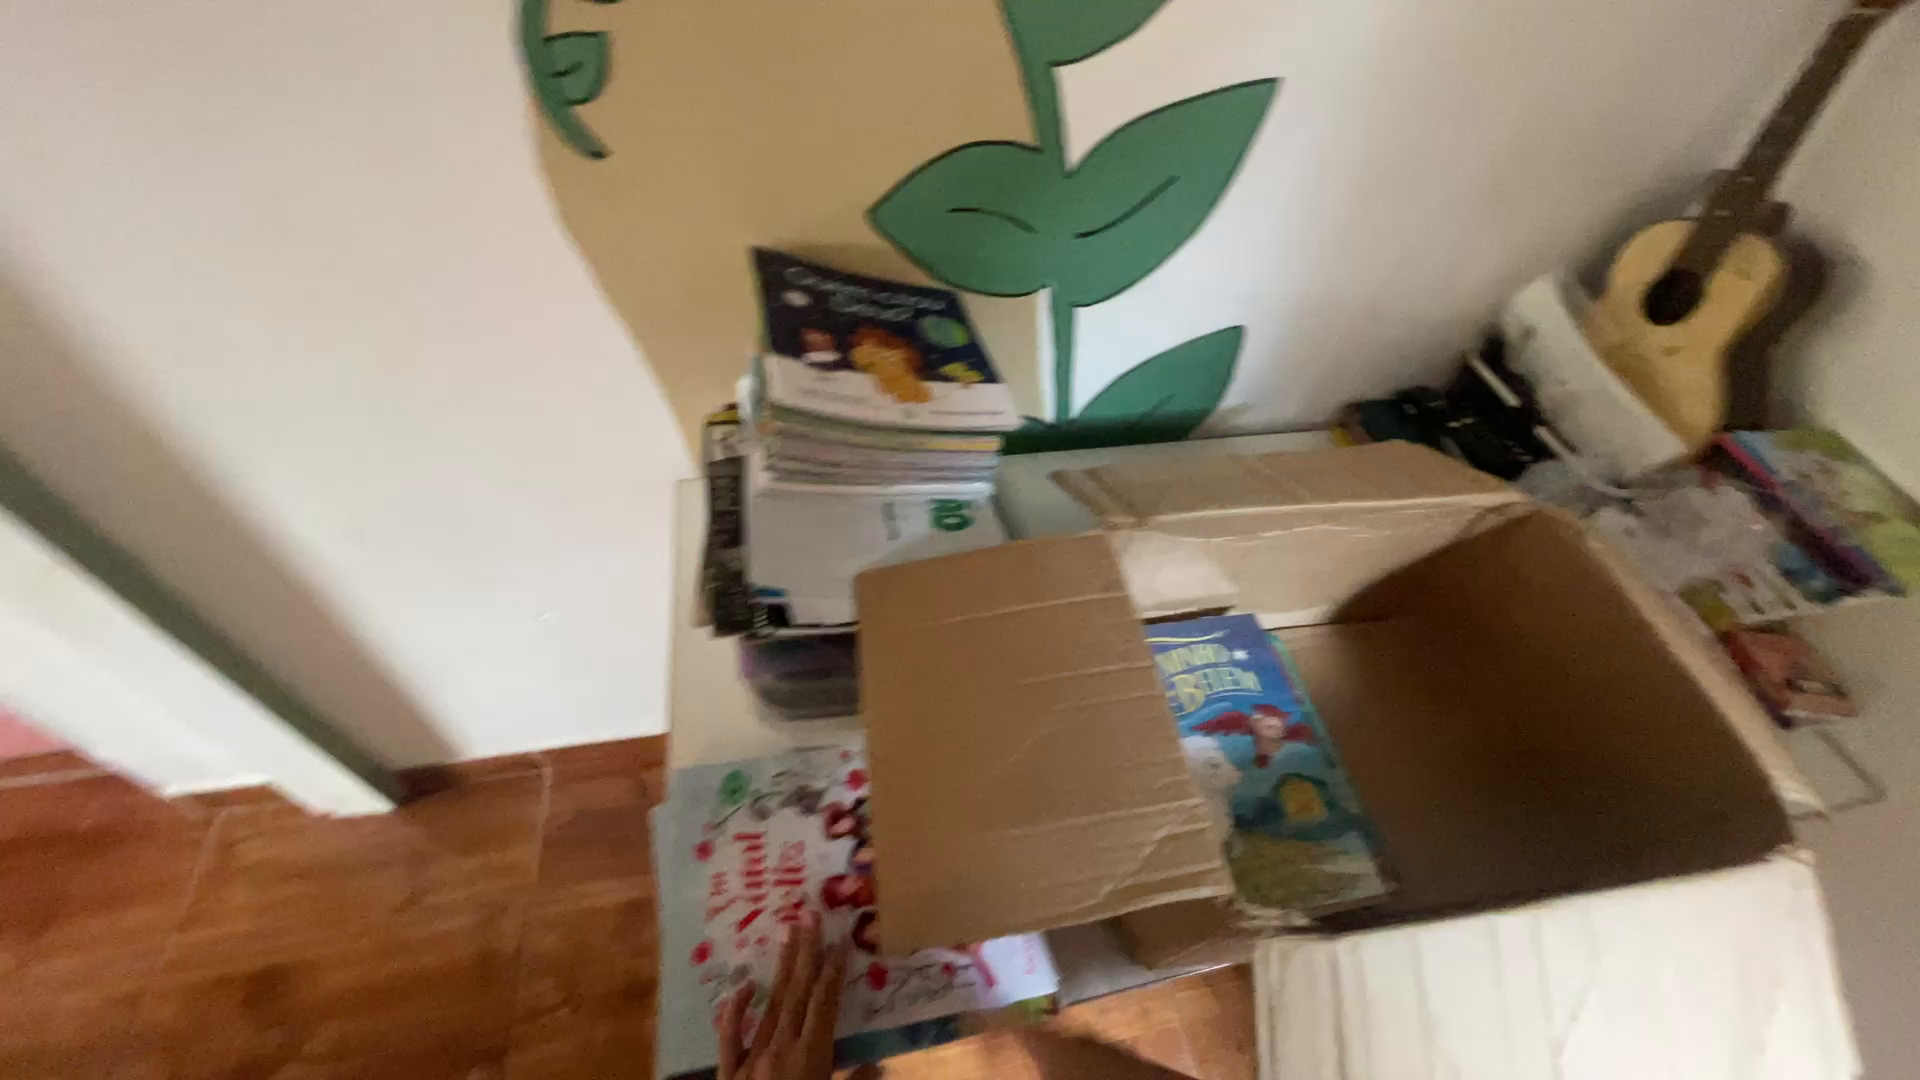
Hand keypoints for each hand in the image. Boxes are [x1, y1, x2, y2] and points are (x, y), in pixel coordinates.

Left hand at [719, 912, 851, 1079]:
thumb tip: (879, 1062)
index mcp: (809, 1055)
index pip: (824, 1001)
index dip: (834, 969)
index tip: (842, 939)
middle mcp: (780, 1048)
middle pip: (797, 991)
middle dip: (807, 951)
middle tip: (810, 915)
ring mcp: (751, 1059)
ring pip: (771, 1004)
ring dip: (782, 968)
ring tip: (789, 934)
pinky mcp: (728, 1073)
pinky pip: (730, 1036)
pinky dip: (737, 1009)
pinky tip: (746, 985)